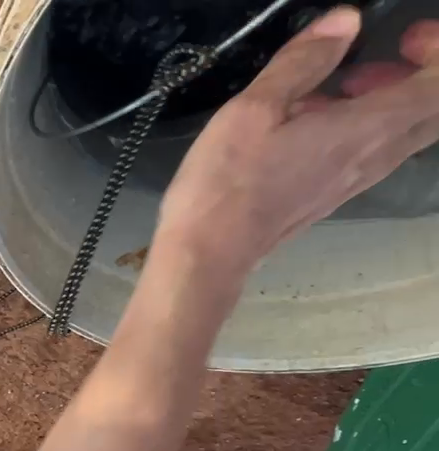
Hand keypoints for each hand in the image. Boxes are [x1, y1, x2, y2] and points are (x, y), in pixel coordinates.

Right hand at [157, 7, 438, 273]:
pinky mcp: (325, 202)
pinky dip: (353, 136)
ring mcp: (353, 182)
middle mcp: (379, 153)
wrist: (205, 256)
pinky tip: (303, 140)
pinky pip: (366, 157)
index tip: (404, 37)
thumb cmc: (226, 184)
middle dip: (413, 77)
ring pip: (399, 133)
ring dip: (380, 107)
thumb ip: (300, 63)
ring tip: (324, 103)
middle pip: (432, 106)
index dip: (438, 48)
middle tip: (364, 68)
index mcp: (375, 124)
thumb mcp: (249, 113)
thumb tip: (343, 22)